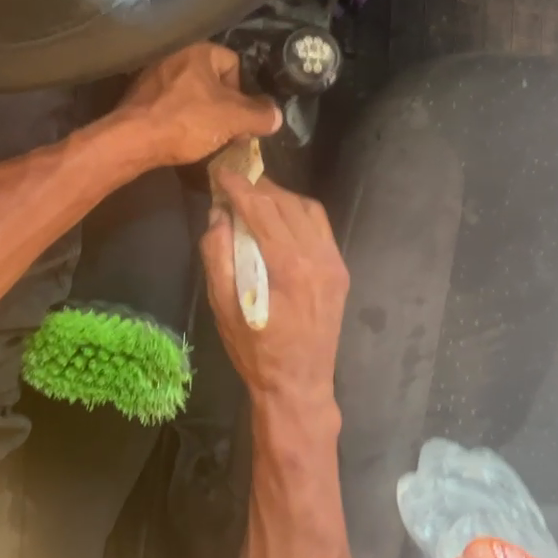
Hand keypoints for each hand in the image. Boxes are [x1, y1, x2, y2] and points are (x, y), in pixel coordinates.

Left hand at [115, 43, 281, 166]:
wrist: (132, 139)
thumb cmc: (187, 121)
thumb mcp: (233, 119)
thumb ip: (260, 115)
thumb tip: (276, 115)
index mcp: (198, 50)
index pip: (233, 63)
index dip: (243, 92)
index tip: (241, 118)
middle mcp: (173, 55)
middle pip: (212, 80)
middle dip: (223, 105)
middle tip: (227, 130)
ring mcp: (152, 75)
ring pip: (190, 93)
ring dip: (201, 113)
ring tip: (205, 137)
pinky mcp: (138, 96)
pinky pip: (169, 103)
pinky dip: (179, 118)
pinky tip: (180, 137)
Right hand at [200, 170, 348, 404]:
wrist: (298, 385)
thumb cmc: (254, 349)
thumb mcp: (222, 305)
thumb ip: (217, 254)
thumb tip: (219, 214)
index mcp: (288, 267)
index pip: (260, 209)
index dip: (238, 186)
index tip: (219, 172)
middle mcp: (318, 258)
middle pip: (285, 203)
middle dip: (256, 187)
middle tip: (232, 182)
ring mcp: (334, 263)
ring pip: (307, 209)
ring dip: (279, 197)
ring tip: (253, 197)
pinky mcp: (339, 271)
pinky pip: (320, 226)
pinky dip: (297, 212)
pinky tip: (279, 217)